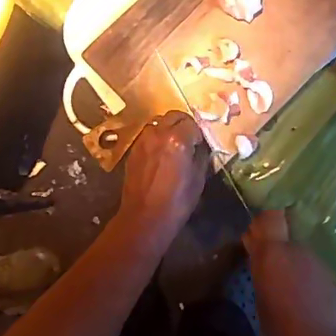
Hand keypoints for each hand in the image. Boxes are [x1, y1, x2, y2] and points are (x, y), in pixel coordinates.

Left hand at [116, 111, 205, 241]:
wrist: (145, 218)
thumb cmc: (177, 201)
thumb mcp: (198, 178)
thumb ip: (201, 155)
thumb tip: (201, 146)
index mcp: (178, 138)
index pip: (192, 123)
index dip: (198, 133)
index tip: (200, 144)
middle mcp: (159, 133)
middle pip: (174, 116)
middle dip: (183, 125)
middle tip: (189, 140)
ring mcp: (143, 141)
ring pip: (159, 124)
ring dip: (168, 129)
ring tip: (173, 146)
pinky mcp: (133, 151)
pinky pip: (148, 136)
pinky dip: (156, 139)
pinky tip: (160, 156)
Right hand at [245, 210, 335, 335]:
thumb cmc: (283, 328)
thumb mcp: (262, 296)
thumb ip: (259, 265)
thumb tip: (254, 243)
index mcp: (274, 252)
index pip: (270, 215)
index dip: (265, 220)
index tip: (261, 231)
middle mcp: (298, 244)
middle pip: (290, 218)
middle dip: (283, 226)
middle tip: (278, 242)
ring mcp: (319, 251)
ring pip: (307, 232)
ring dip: (300, 240)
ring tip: (297, 260)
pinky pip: (320, 248)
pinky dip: (315, 254)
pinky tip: (313, 273)